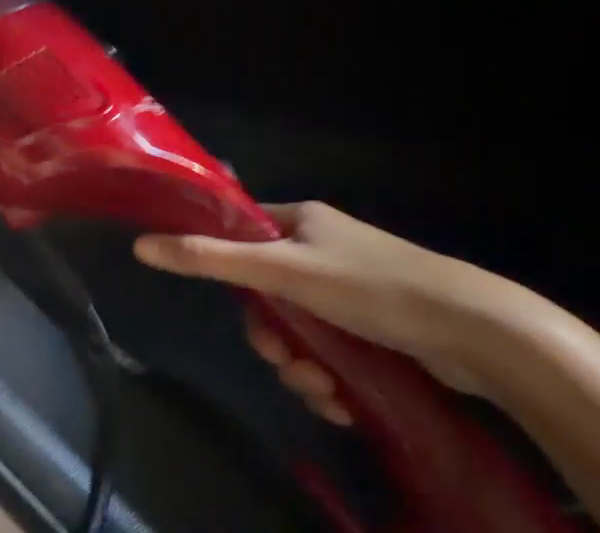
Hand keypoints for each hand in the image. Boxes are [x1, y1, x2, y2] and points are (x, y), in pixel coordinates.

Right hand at [134, 202, 530, 424]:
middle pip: (266, 293)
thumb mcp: (279, 270)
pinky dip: (328, 378)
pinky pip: (332, 351)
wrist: (484, 335)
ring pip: (299, 330)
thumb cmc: (372, 287)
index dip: (225, 269)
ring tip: (319, 390)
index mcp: (301, 221)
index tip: (234, 302)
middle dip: (270, 337)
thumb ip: (207, 259)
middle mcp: (325, 250)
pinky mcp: (381, 330)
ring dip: (299, 366)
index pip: (240, 235)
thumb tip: (138, 246)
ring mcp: (354, 291)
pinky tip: (338, 401)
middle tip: (281, 360)